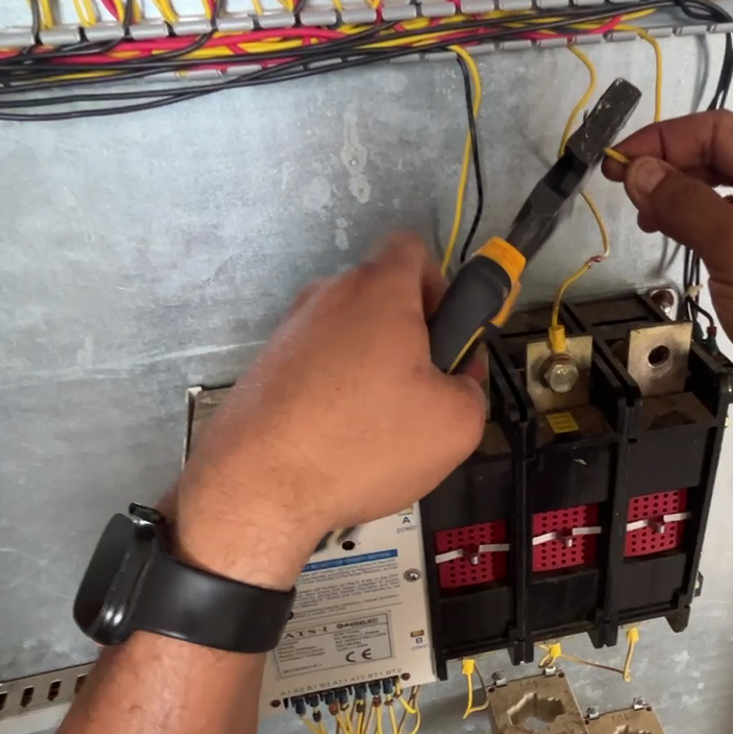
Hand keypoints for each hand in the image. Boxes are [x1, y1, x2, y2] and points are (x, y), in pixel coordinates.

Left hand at [172, 233, 487, 588]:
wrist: (259, 485)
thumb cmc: (365, 442)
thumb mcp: (456, 424)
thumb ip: (473, 388)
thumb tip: (461, 379)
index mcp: (379, 291)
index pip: (413, 248)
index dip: (441, 284)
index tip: (445, 334)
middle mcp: (327, 296)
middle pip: (380, 298)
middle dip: (409, 338)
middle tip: (422, 394)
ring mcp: (290, 331)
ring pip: (348, 337)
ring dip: (371, 371)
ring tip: (379, 430)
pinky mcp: (265, 368)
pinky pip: (317, 368)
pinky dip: (336, 394)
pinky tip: (342, 442)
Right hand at [605, 111, 732, 429]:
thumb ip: (685, 204)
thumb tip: (639, 171)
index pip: (721, 133)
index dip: (663, 141)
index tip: (615, 164)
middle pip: (723, 161)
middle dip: (671, 171)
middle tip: (624, 195)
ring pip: (723, 200)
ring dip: (681, 203)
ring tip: (645, 222)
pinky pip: (730, 235)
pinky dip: (698, 233)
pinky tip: (677, 243)